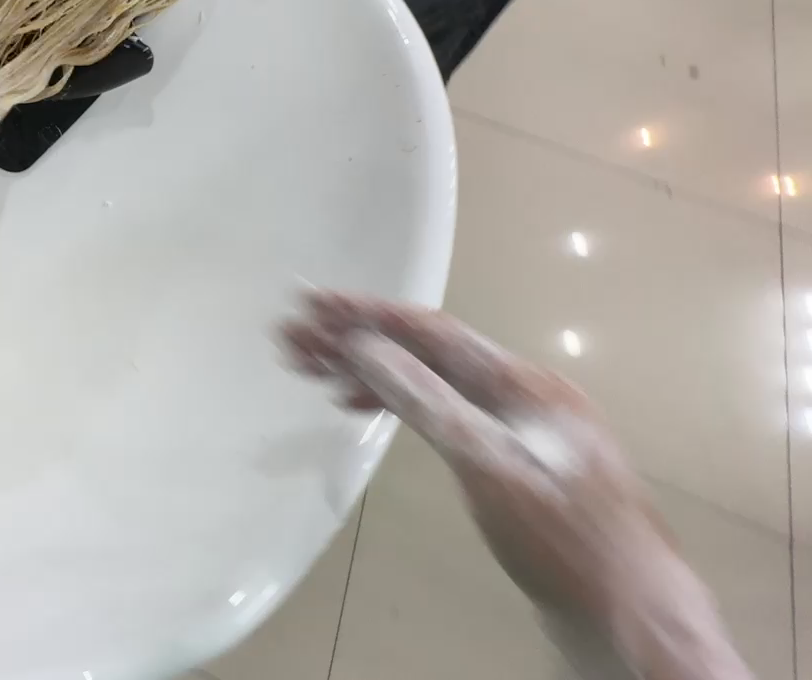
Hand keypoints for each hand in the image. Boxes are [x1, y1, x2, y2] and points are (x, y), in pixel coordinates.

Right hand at [282, 292, 750, 679]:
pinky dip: (390, 400)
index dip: (366, 312)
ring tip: (309, 368)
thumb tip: (361, 345)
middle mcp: (516, 391)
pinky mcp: (503, 454)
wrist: (631, 620)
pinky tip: (357, 404)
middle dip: (354, 340)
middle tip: (293, 340)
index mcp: (520, 382)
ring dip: (364, 369)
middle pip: (421, 351)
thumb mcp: (484, 462)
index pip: (429, 329)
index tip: (310, 304)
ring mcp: (512, 423)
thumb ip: (422, 398)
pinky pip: (433, 407)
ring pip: (422, 378)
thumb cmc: (560, 536)